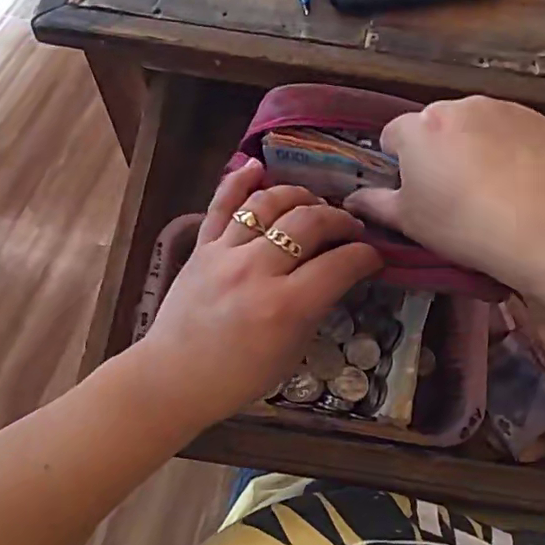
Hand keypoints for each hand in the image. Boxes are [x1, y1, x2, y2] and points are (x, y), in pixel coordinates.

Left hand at [128, 160, 381, 429]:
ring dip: (299, 196)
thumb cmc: (236, 378)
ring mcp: (225, 255)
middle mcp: (257, 271)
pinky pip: (221, 205)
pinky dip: (239, 181)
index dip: (365, 255)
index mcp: (286, 306)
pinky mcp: (200, 248)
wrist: (173, 378)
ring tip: (313, 204)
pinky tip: (257, 166)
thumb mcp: (290, 353)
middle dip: (339, 220)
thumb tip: (335, 277)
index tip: (372, 256)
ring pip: (269, 204)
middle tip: (349, 228)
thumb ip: (314, 310)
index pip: (340, 264)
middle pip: (309, 222)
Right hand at [343, 96, 544, 306]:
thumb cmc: (462, 224)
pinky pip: (504, 128)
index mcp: (417, 128)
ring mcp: (499, 107)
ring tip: (484, 187)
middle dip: (434, 150)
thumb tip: (351, 200)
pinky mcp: (534, 117)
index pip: (391, 135)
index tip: (412, 191)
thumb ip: (374, 204)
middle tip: (447, 193)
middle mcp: (456, 106)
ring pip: (469, 125)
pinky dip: (502, 146)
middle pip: (432, 125)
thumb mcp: (408, 221)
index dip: (396, 163)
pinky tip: (512, 179)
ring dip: (467, 145)